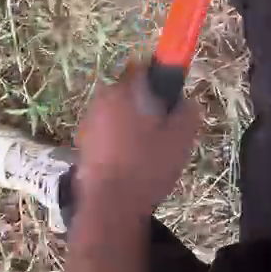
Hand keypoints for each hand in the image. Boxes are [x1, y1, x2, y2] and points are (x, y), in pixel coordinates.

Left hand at [72, 64, 200, 223]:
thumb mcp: (180, 140)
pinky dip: (117, 138)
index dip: (159, 80)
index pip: (143, 69)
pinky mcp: (83, 139)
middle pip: (129, 91)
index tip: (170, 100)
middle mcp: (103, 97)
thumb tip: (186, 100)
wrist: (111, 202)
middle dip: (145, 104)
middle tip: (162, 130)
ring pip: (116, 111)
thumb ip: (187, 113)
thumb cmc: (148, 166)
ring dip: (130, 122)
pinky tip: (129, 161)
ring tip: (146, 151)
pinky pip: (105, 129)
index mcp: (126, 91)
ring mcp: (89, 118)